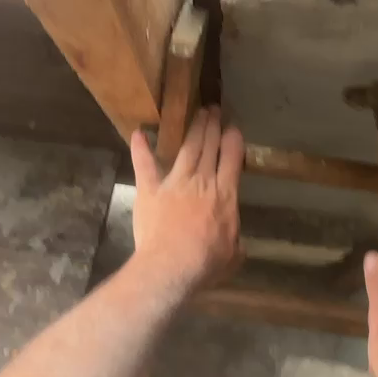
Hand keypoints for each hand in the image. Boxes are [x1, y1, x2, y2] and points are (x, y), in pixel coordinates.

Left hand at [129, 107, 242, 296]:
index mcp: (225, 194)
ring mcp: (175, 182)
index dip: (233, 139)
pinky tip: (139, 133)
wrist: (170, 267)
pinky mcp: (150, 190)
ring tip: (198, 113)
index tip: (233, 128)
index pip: (232, 157)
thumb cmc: (205, 263)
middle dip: (213, 126)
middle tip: (214, 110)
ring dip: (193, 129)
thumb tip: (238, 245)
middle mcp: (203, 180)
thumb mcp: (232, 255)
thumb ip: (236, 244)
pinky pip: (145, 165)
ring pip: (187, 149)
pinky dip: (141, 149)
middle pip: (210, 146)